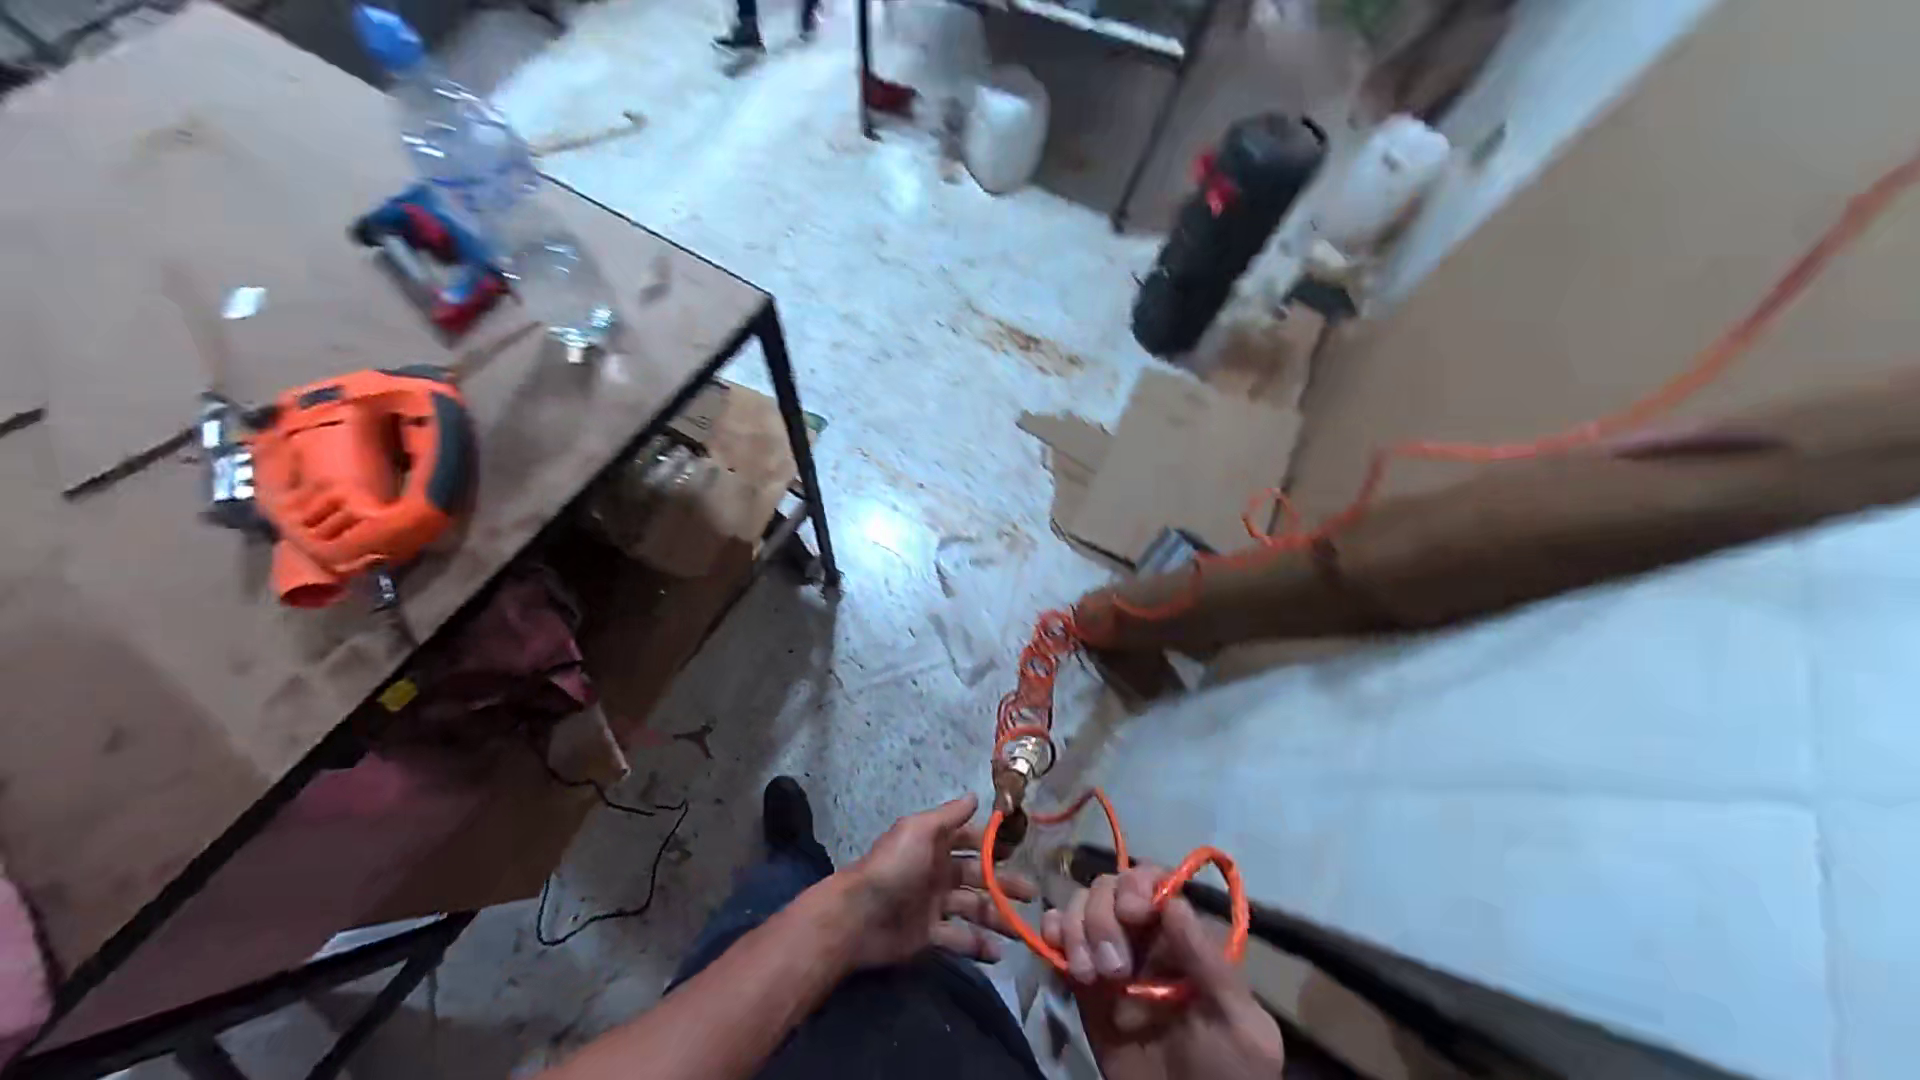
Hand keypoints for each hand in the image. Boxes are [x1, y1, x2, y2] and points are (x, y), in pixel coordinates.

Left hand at [833, 794, 1037, 969]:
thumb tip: (976, 796)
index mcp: (936, 845)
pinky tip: (999, 953)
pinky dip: (979, 945)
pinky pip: (959, 939)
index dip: (993, 845)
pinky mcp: (929, 935)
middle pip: (979, 877)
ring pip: (974, 909)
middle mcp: (938, 872)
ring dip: (998, 918)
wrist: (858, 915)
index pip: (971, 842)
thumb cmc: (893, 866)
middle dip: (1005, 884)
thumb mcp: (920, 830)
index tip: (1019, 850)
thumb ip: (949, 815)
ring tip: (1022, 931)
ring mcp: (934, 905)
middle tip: (1032, 895)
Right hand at [1043, 866, 1282, 1079]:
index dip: (1137, 885)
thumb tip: (1174, 903)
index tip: (1134, 913)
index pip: (1153, 880)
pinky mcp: (1079, 979)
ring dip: (1077, 928)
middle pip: (1109, 886)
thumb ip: (1211, 966)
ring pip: (1080, 903)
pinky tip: (1060, 956)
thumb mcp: (1240, 1028)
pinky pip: (1056, 933)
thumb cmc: (1226, 1076)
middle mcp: (1142, 935)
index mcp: (1183, 936)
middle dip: (1103, 916)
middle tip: (1113, 968)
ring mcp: (1108, 953)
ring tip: (1088, 975)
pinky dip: (1051, 931)